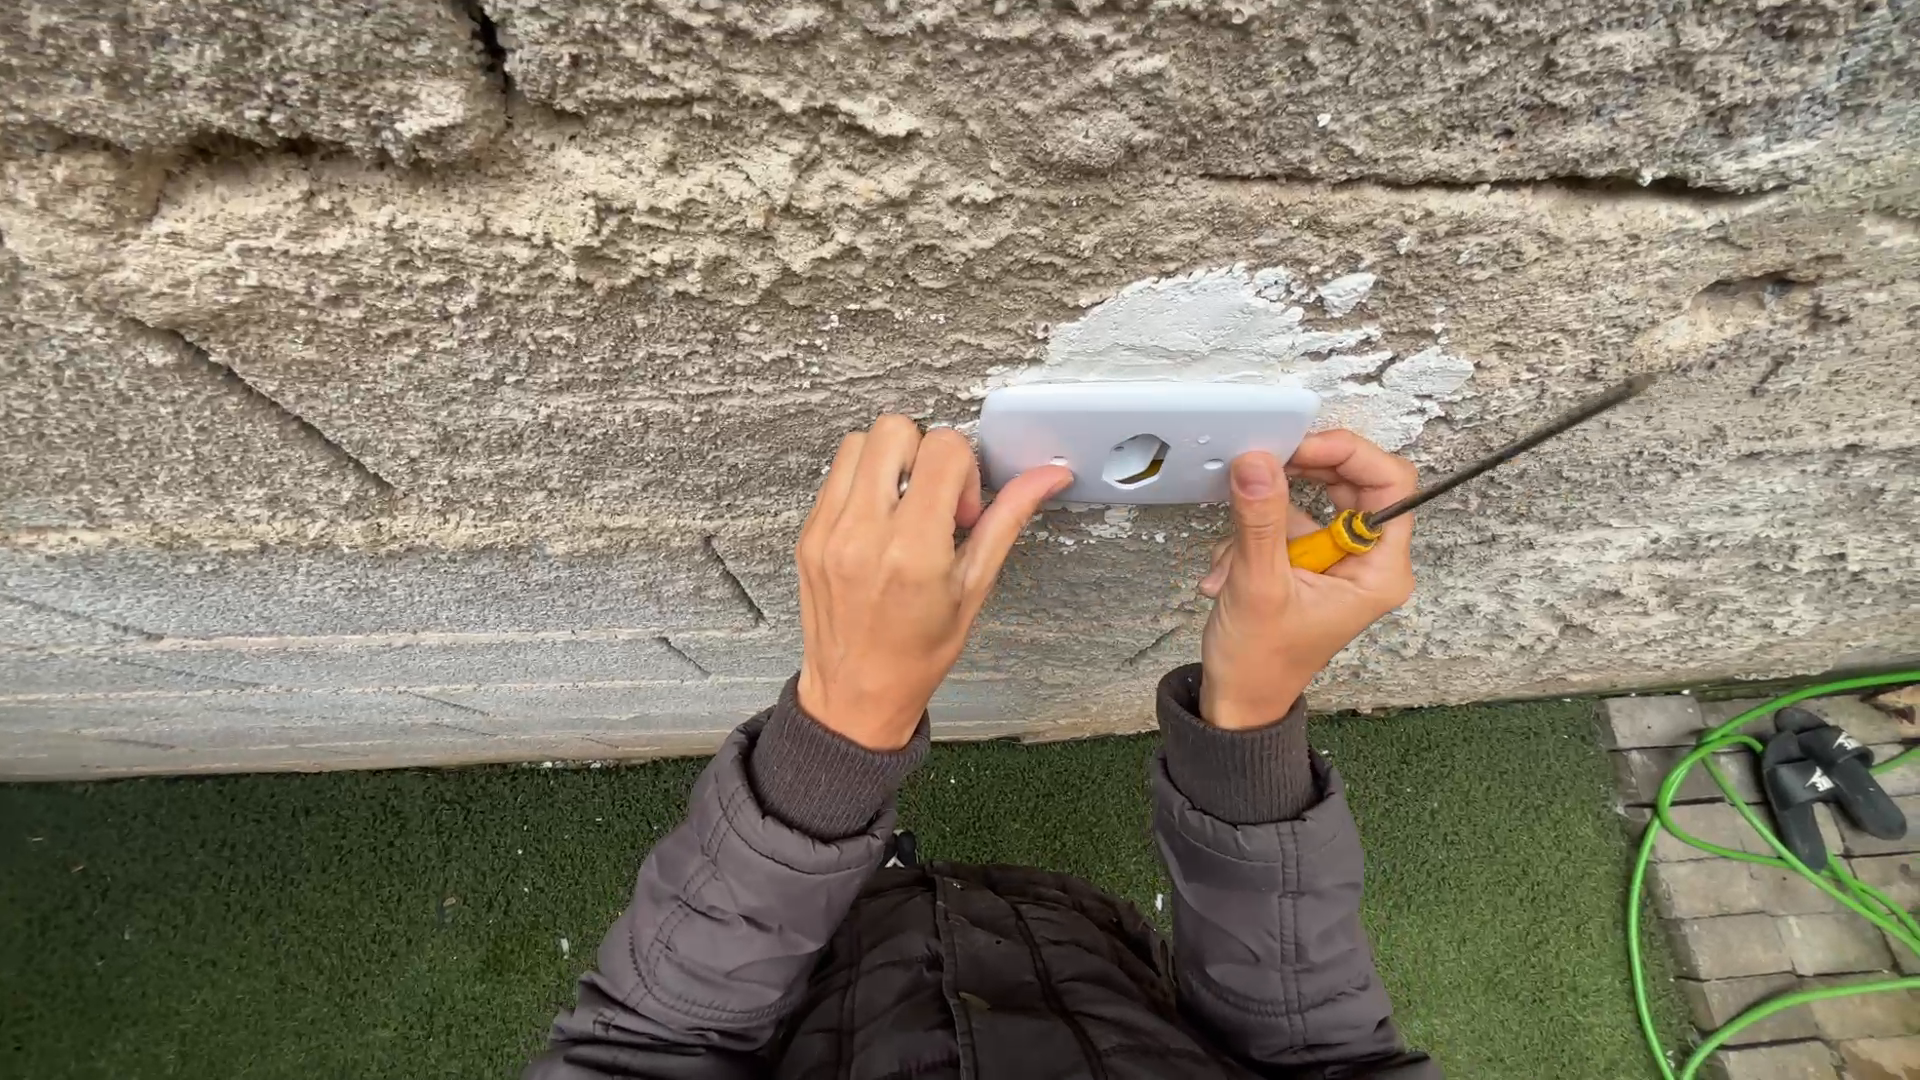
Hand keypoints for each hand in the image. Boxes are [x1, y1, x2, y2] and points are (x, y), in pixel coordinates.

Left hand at [796, 415, 1072, 749]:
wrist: (855, 694)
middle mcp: (863, 532)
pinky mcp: (808, 533)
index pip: (943, 448)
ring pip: (858, 441)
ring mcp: (827, 531)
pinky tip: (880, 521)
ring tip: (904, 507)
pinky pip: (835, 474)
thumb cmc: (918, 653)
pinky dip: (863, 482)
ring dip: (890, 460)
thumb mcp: (973, 588)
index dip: (965, 470)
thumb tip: (1048, 476)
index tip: (963, 511)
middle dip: (925, 453)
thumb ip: (1006, 520)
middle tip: (934, 500)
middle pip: (894, 428)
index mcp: (913, 549)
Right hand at [1196, 431, 1417, 729]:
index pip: (1389, 484)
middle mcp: (1365, 559)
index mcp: (1379, 570)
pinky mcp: (1304, 560)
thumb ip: (1259, 519)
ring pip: (1305, 502)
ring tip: (1233, 561)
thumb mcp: (1258, 584)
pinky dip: (1247, 539)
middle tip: (1259, 472)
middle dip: (1297, 479)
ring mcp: (1333, 559)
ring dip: (1259, 522)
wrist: (1238, 697)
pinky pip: (1280, 523)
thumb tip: (1258, 461)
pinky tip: (1227, 574)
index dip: (1347, 455)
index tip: (1298, 448)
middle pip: (1348, 483)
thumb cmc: (1261, 660)